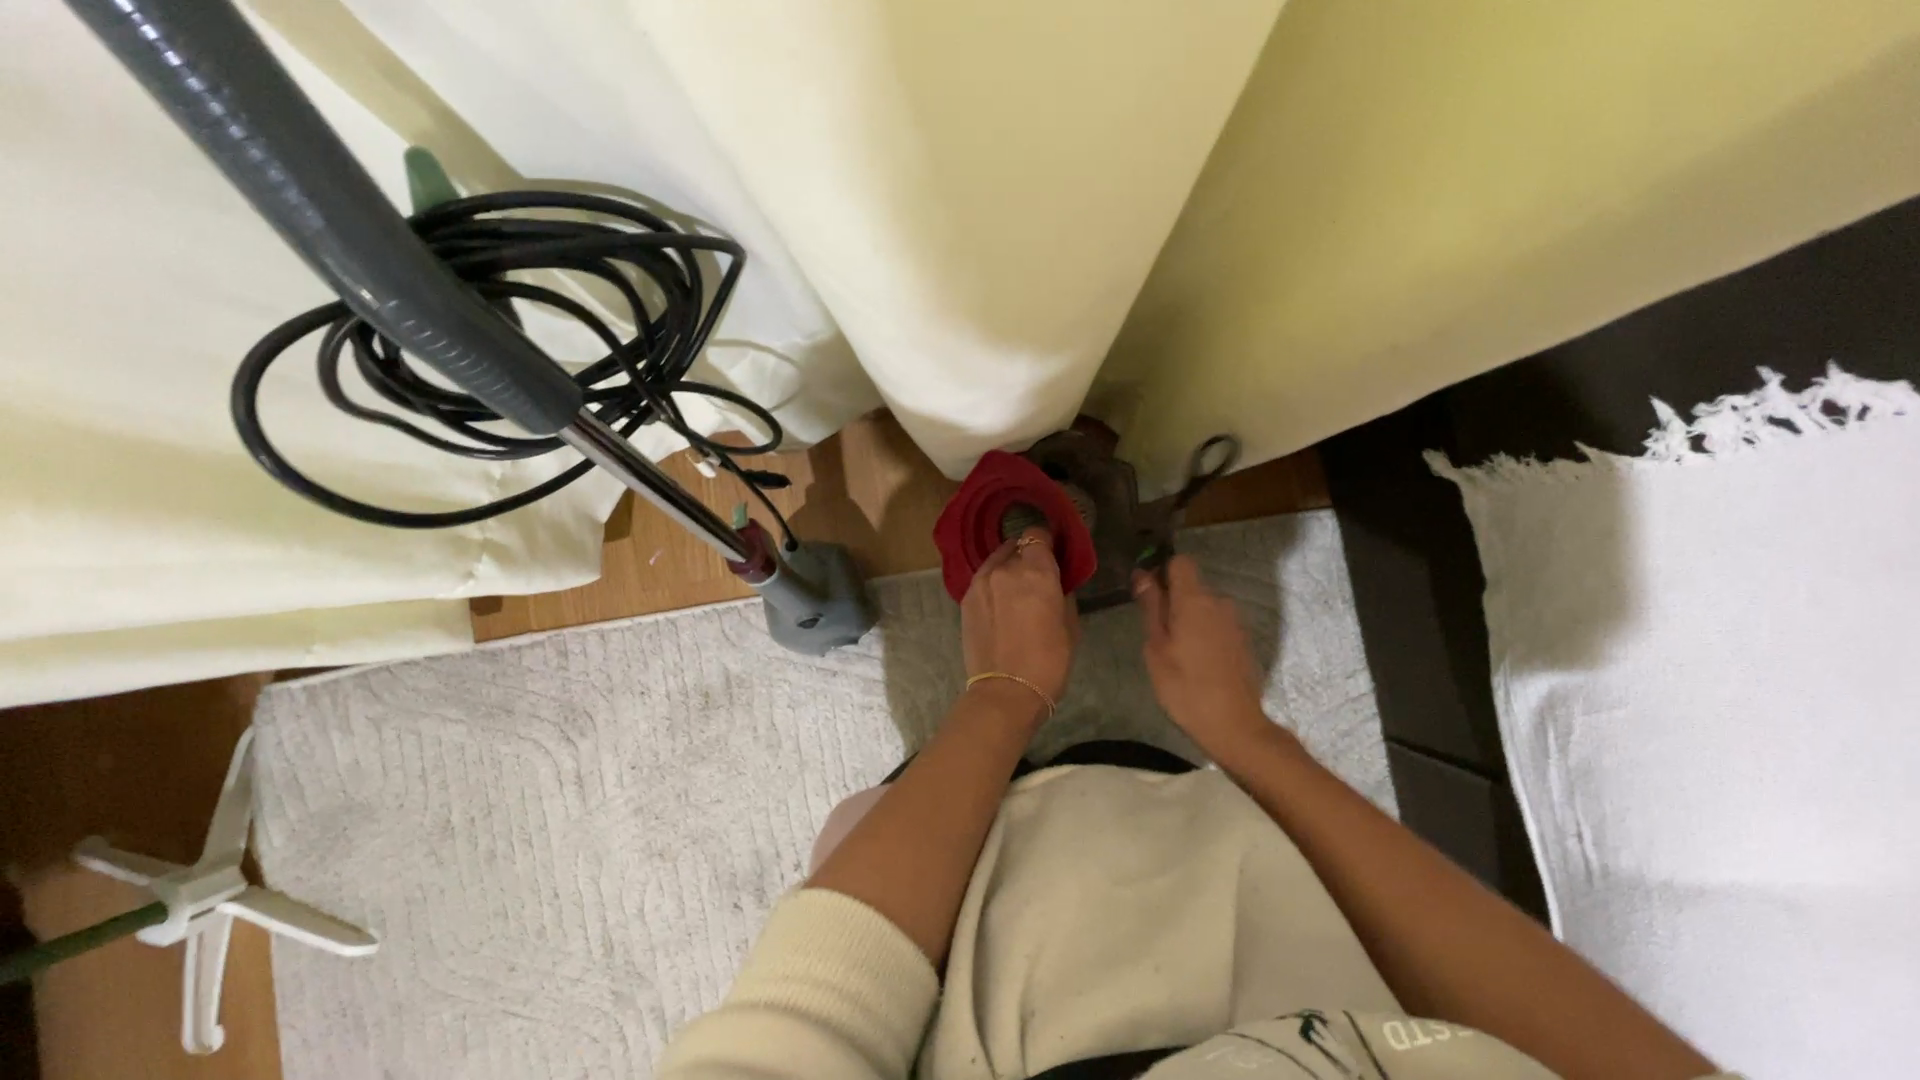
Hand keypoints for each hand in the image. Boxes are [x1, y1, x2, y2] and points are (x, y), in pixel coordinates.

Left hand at [961, 527, 1079, 715]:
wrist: (1006, 691)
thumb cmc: (1049, 661)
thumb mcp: (1070, 625)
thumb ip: (1063, 593)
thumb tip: (1056, 582)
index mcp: (1036, 571)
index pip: (1038, 534)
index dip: (1047, 542)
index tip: (1053, 555)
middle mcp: (1005, 568)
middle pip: (1017, 547)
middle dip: (1028, 557)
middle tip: (1037, 578)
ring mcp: (981, 582)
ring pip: (997, 561)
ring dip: (1008, 569)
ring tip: (1016, 590)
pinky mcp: (966, 599)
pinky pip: (984, 580)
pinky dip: (993, 584)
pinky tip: (1000, 603)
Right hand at [1134, 555, 1271, 753]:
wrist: (1234, 724)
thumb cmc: (1185, 687)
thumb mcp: (1156, 647)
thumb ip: (1151, 607)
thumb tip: (1143, 574)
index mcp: (1195, 599)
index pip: (1180, 562)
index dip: (1162, 572)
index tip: (1150, 596)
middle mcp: (1220, 602)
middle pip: (1192, 586)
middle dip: (1174, 601)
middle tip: (1159, 636)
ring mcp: (1236, 622)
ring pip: (1205, 607)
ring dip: (1190, 620)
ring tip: (1179, 655)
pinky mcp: (1244, 641)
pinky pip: (1218, 625)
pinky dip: (1206, 634)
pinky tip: (1200, 665)